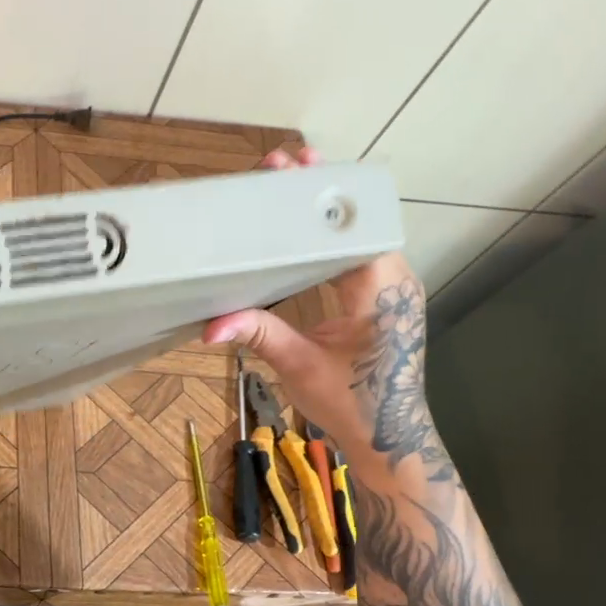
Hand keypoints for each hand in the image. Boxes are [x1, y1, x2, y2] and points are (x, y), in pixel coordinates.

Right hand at [202, 145, 437, 474]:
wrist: (389, 438)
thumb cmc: (353, 405)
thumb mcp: (300, 367)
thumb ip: (260, 335)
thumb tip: (210, 325)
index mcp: (382, 289)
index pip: (352, 225)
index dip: (321, 194)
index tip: (293, 166)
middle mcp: (395, 280)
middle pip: (355, 222)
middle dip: (318, 193)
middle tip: (279, 167)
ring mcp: (394, 290)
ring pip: (358, 237)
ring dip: (325, 215)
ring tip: (286, 191)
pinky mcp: (385, 302)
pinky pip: (359, 257)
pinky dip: (331, 240)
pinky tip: (303, 235)